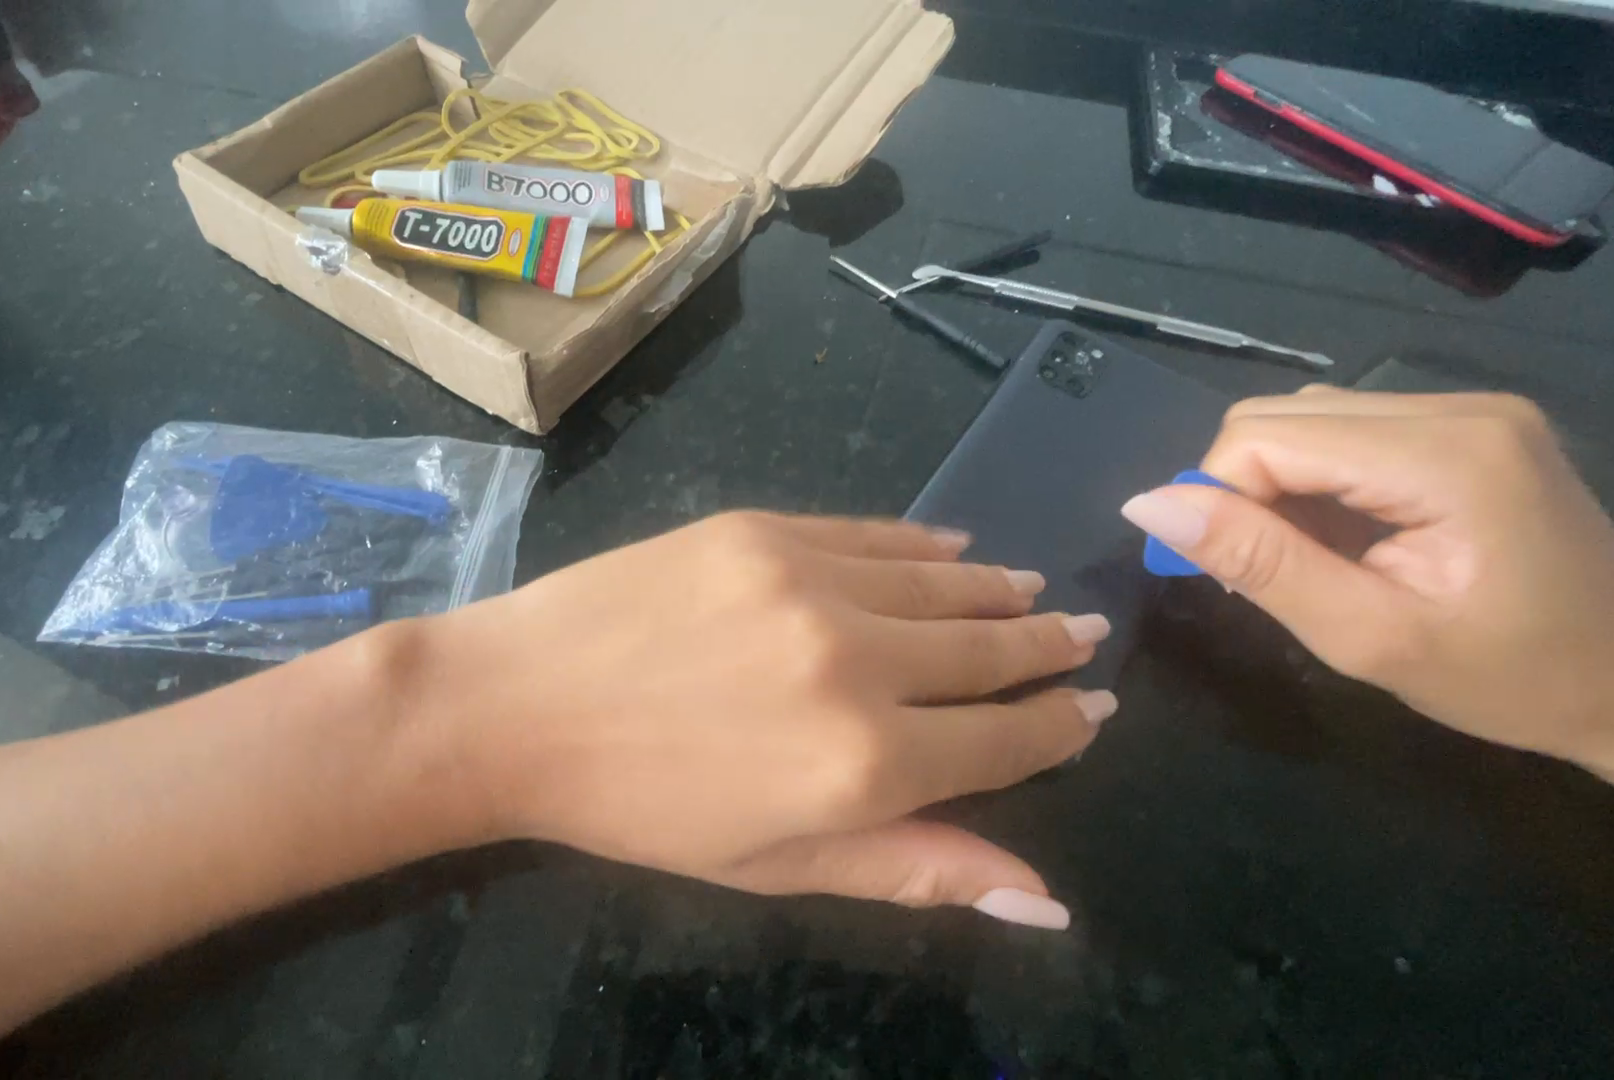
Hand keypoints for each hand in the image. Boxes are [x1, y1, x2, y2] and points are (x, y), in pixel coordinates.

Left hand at [400, 512, 1118, 928]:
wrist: (522, 705)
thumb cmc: (642, 807)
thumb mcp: (776, 865)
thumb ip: (913, 868)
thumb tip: (1046, 896)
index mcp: (868, 764)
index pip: (1004, 741)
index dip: (1057, 727)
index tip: (1091, 707)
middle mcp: (858, 662)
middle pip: (983, 651)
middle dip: (1044, 646)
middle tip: (1083, 633)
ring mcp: (809, 581)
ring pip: (940, 583)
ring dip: (994, 591)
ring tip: (1030, 591)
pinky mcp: (763, 529)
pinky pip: (870, 534)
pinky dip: (921, 544)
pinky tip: (951, 546)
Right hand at [1119, 389, 1613, 792]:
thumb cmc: (1505, 678)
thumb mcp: (1364, 635)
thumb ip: (1255, 562)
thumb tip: (1145, 504)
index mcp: (1446, 456)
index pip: (1261, 438)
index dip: (1217, 499)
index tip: (1227, 572)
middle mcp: (1457, 409)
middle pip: (1272, 417)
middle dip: (1236, 489)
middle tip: (1255, 567)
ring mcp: (1465, 411)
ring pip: (1294, 418)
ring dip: (1265, 484)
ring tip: (1296, 553)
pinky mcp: (1461, 426)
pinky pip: (1333, 429)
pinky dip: (1300, 478)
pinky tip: (1328, 530)